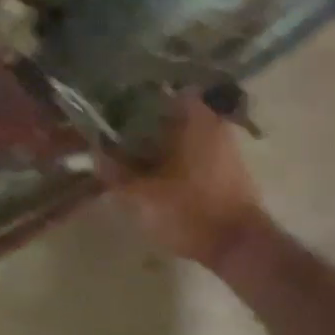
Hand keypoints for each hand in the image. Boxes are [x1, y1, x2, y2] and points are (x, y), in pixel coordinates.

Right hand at [99, 97, 269, 267]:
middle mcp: (213, 124)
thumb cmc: (189, 211)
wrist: (240, 246)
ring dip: (156, 134)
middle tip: (112, 122)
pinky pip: (191, 147)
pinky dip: (171, 150)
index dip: (137, 90)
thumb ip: (113, 171)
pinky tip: (149, 164)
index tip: (113, 95)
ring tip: (125, 144)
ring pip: (181, 129)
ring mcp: (224, 145)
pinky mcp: (226, 167)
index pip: (164, 88)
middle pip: (172, 108)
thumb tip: (94, 151)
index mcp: (194, 119)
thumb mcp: (140, 194)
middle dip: (143, 114)